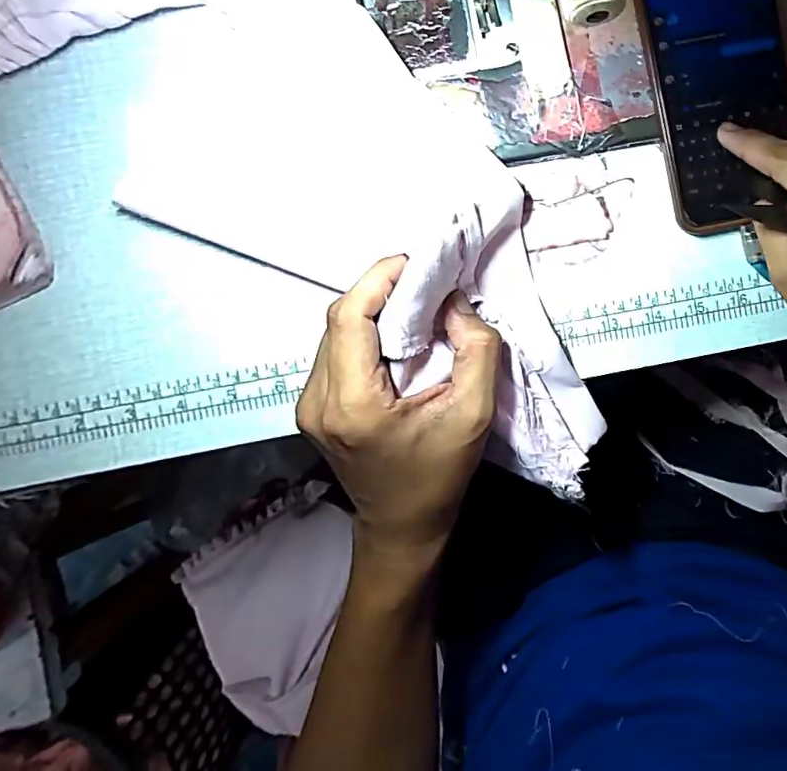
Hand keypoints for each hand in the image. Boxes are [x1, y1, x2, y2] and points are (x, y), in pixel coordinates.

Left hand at [296, 255, 503, 558]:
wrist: (404, 526)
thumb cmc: (440, 475)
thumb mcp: (475, 413)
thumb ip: (476, 350)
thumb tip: (455, 302)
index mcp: (351, 404)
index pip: (349, 317)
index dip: (380, 279)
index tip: (420, 261)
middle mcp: (317, 399)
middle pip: (341, 319)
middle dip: (384, 290)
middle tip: (429, 280)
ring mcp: (310, 404)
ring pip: (338, 331)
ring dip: (377, 309)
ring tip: (421, 304)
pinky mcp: (316, 405)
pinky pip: (340, 349)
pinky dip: (371, 330)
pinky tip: (403, 335)